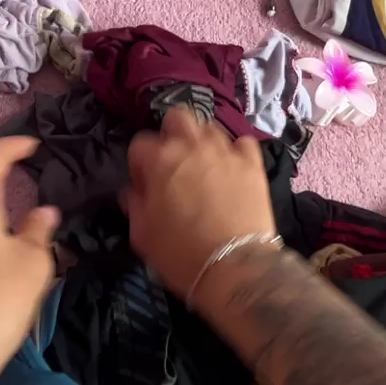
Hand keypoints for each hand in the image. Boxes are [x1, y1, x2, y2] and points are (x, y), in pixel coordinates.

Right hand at [123, 107, 276, 295]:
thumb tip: (133, 192)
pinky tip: (232, 168)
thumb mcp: (143, 235)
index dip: (139, 163)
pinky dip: (236, 152)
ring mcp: (224, 150)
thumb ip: (134, 204)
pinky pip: (242, 143)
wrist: (235, 267)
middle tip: (173, 160)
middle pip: (177, 117)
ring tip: (203, 165)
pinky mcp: (251, 162)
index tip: (144, 182)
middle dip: (171, 133)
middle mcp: (191, 146)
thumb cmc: (181, 254)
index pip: (140, 144)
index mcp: (160, 160)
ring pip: (209, 127)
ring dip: (202, 142)